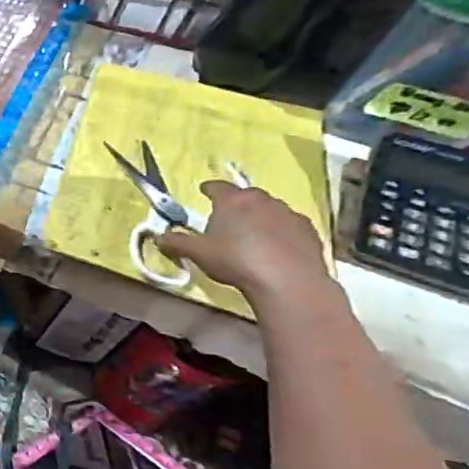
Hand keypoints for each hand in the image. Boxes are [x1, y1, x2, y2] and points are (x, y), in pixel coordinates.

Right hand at [158, 181, 328, 304]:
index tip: (203, 190)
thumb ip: (176, 242)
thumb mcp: (196, 253)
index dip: (208, 188)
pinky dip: (279, 229)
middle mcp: (263, 201)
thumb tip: (159, 236)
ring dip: (259, 215)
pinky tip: (273, 246)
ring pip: (270, 208)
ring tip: (250, 233)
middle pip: (247, 195)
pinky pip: (289, 224)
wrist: (288, 281)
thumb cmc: (235, 260)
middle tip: (225, 215)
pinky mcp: (309, 231)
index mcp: (233, 201)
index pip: (218, 187)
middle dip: (236, 202)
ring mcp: (290, 215)